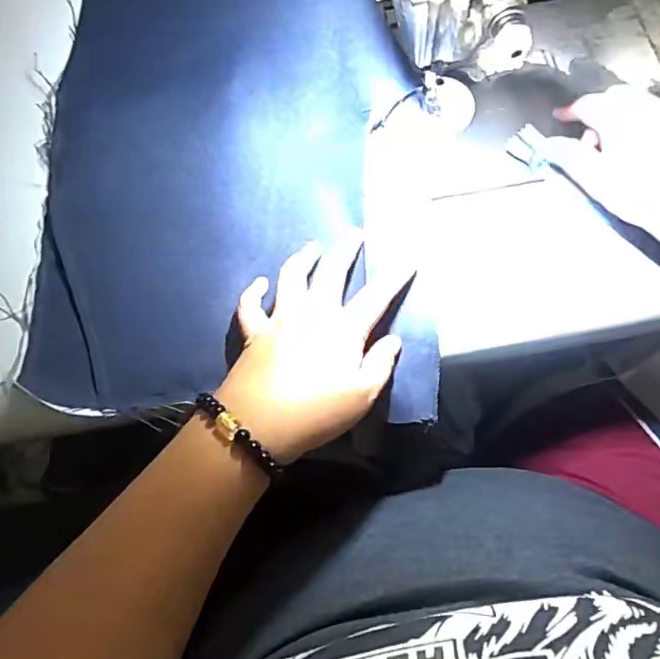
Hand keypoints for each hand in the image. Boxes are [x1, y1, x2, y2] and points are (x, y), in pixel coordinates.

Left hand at [213, 233, 410, 463]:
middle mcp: (313, 314)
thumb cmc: (317, 413)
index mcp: (344, 330)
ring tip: (312, 247)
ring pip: (291, 277)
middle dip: (345, 250)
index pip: (376, 297)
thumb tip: (393, 340)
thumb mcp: (362, 397)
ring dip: (303, 258)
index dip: (394, 277)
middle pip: (331, 272)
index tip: (408, 259)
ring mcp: (280, 319)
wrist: (257, 425)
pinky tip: (260, 282)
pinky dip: (253, 291)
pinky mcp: (255, 332)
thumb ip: (380, 365)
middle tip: (355, 234)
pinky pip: (251, 305)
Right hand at [537, 87, 659, 260]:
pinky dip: (641, 127)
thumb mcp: (595, 179)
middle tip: (587, 141)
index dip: (570, 111)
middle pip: (615, 98)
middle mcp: (648, 104)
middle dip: (597, 114)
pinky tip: (640, 156)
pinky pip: (657, 118)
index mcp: (621, 111)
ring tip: (614, 153)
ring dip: (620, 121)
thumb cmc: (643, 194)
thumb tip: (550, 145)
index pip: (587, 102)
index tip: (560, 119)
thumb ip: (568, 157)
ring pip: (638, 107)